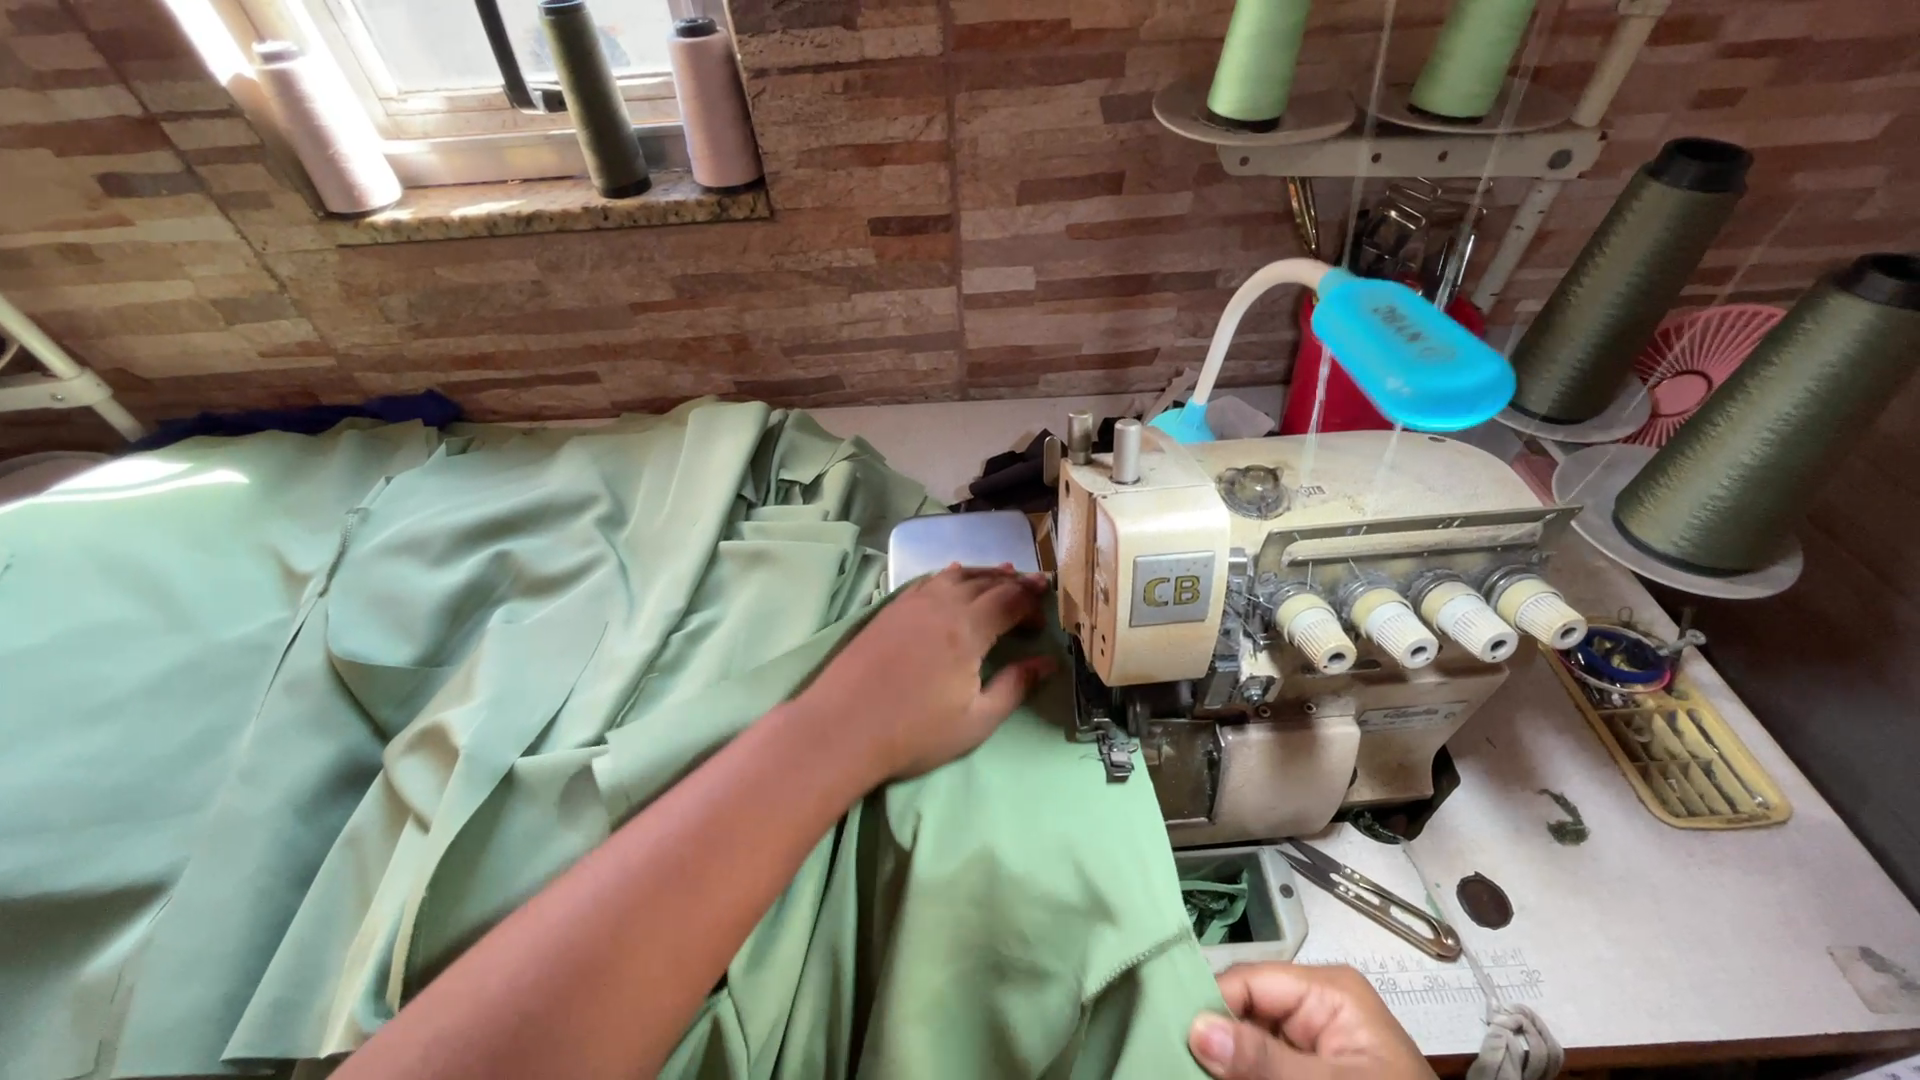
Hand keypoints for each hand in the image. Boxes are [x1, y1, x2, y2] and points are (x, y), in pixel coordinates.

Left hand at [794, 563, 1054, 780]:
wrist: (841, 729)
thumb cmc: (913, 733)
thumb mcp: (976, 721)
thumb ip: (1014, 686)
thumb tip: (1047, 663)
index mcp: (967, 630)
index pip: (1011, 599)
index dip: (1033, 599)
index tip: (1047, 606)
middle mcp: (941, 606)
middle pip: (986, 582)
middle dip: (1014, 583)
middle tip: (1033, 588)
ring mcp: (911, 604)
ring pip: (956, 576)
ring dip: (984, 574)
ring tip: (1002, 576)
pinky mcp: (890, 609)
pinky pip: (928, 580)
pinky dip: (950, 575)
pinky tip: (954, 577)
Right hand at [1188, 963, 1434, 1079]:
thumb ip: (1266, 1061)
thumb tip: (1196, 1028)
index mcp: (1326, 990)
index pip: (1246, 982)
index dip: (1208, 1008)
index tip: (1172, 1040)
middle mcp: (1311, 1007)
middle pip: (1240, 1012)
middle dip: (1212, 1040)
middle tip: (1175, 1060)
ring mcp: (1306, 1043)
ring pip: (1243, 1044)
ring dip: (1220, 1063)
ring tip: (1185, 1067)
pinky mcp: (1302, 1070)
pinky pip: (1258, 1066)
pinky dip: (1236, 1075)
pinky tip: (1212, 1077)